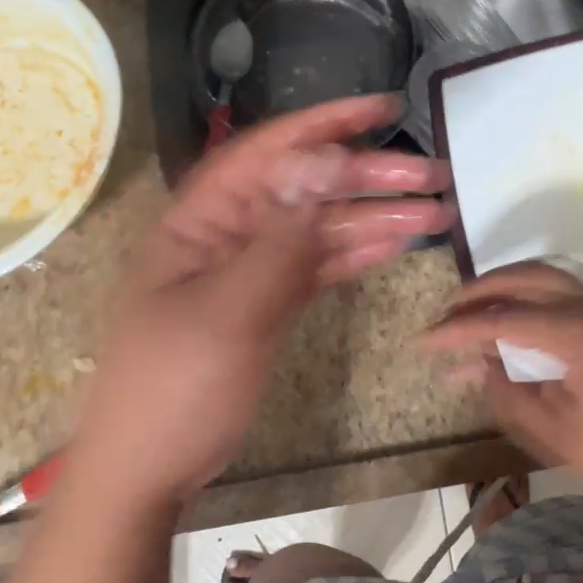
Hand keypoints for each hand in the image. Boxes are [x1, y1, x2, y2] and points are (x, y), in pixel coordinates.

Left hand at [72, 95, 452, 503]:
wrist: (145, 472)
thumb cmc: (173, 386)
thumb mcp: (228, 309)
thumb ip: (280, 236)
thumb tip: (320, 159)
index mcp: (203, 216)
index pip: (270, 151)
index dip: (327, 123)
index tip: (384, 109)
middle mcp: (229, 231)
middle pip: (306, 188)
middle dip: (368, 177)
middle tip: (433, 175)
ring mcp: (249, 268)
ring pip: (319, 228)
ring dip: (374, 218)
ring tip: (436, 214)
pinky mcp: (267, 303)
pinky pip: (316, 267)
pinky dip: (355, 255)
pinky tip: (397, 247)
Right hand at [421, 263, 582, 505]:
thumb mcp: (561, 432)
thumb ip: (510, 394)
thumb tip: (472, 367)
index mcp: (572, 332)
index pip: (499, 319)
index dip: (457, 329)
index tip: (423, 342)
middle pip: (518, 279)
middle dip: (476, 293)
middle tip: (445, 317)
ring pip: (540, 275)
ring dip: (502, 285)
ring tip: (472, 311)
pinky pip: (557, 286)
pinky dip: (525, 290)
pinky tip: (514, 318)